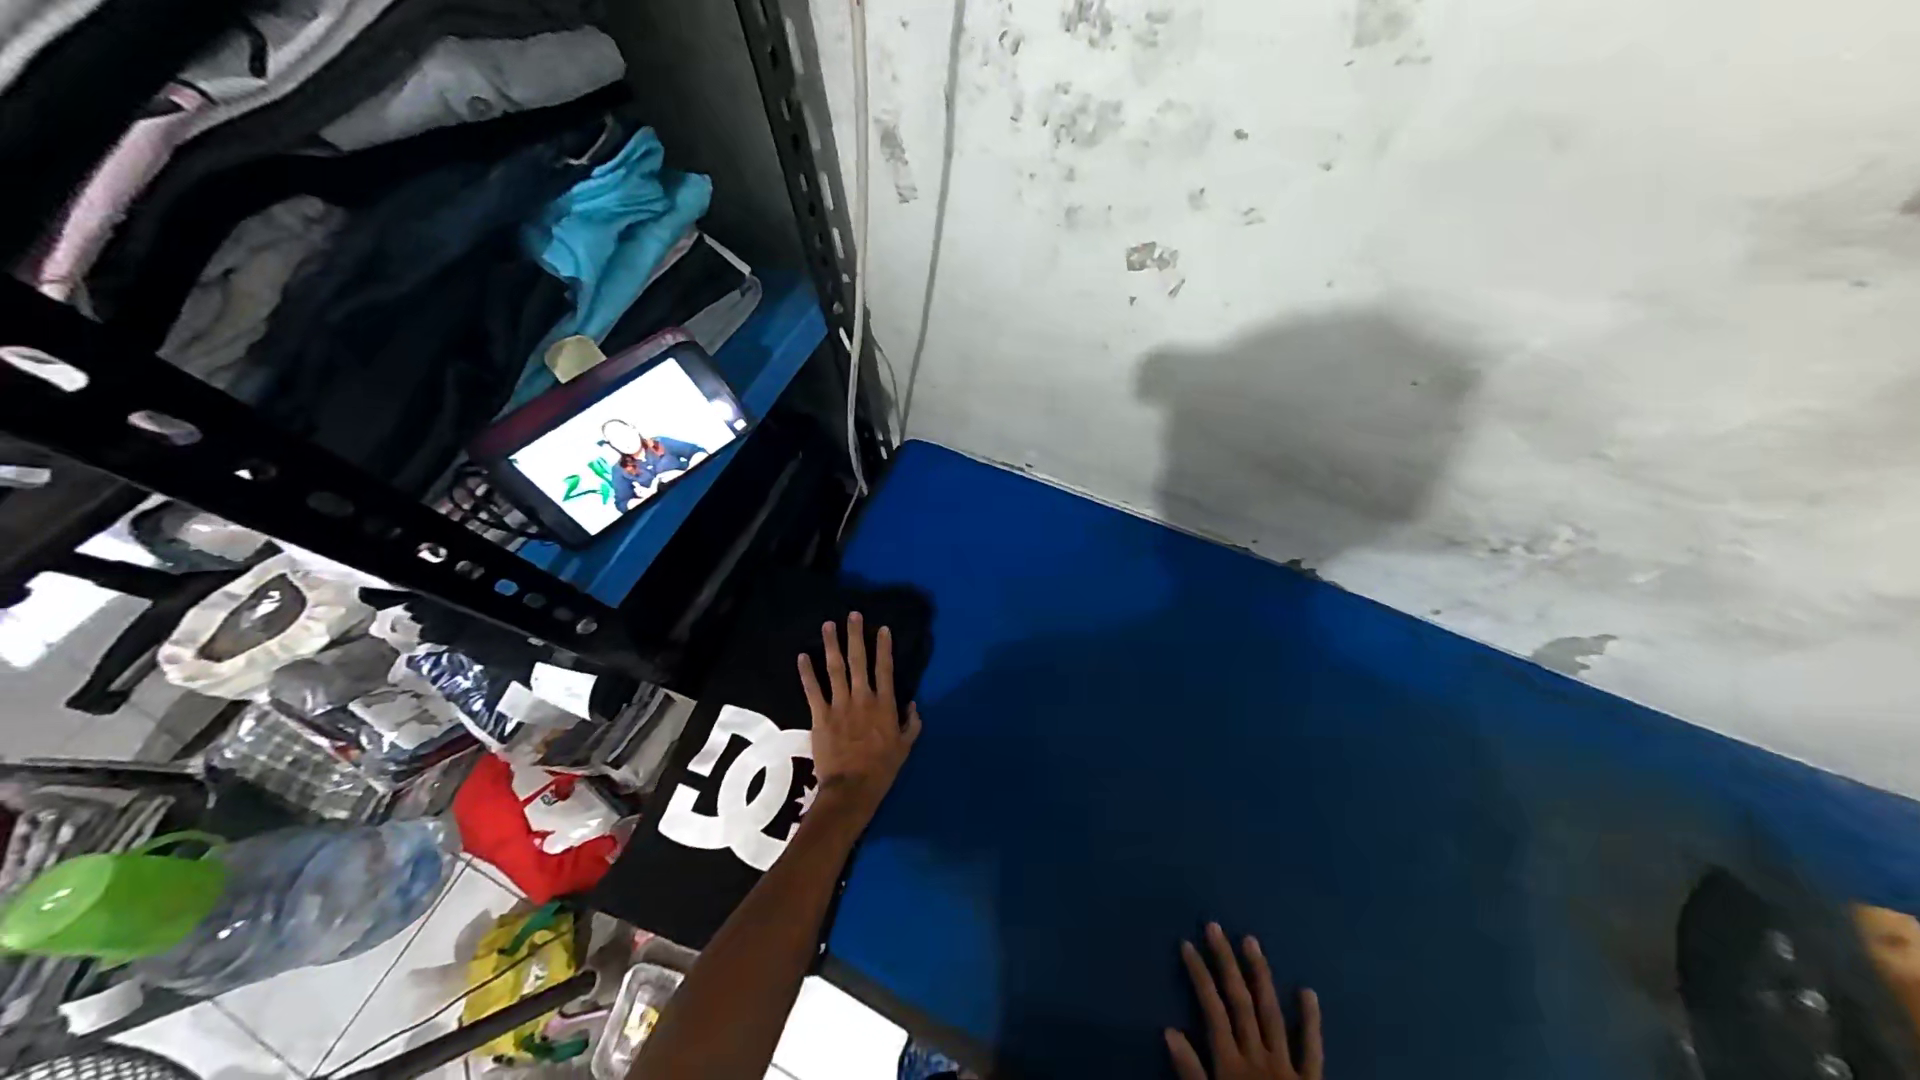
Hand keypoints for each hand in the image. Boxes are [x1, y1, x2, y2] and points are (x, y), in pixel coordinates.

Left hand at [798, 612, 921, 823]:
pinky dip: (806, 673)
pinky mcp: (820, 716)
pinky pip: (812, 690)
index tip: (882, 628)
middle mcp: (862, 698)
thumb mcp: (905, 746)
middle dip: (856, 635)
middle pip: (859, 660)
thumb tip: (913, 704)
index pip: (885, 668)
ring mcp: (840, 705)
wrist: (853, 788)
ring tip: (828, 625)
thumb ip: (911, 723)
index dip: (884, 646)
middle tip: (853, 614)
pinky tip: (802, 656)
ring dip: (831, 645)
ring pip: (835, 668)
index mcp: (884, 704)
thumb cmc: (882, 768)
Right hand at [1166, 923, 1322, 1079]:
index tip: (1187, 944)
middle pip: (1240, 1002)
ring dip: (1261, 976)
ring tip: (1252, 942)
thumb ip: (1190, 1074)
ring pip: (1272, 1014)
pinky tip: (1307, 991)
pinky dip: (1310, 1020)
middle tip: (1215, 928)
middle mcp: (1258, 1058)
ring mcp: (1287, 1068)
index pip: (1211, 1009)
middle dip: (1226, 962)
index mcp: (1231, 1065)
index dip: (1199, 975)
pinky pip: (1313, 1049)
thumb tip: (1169, 1030)